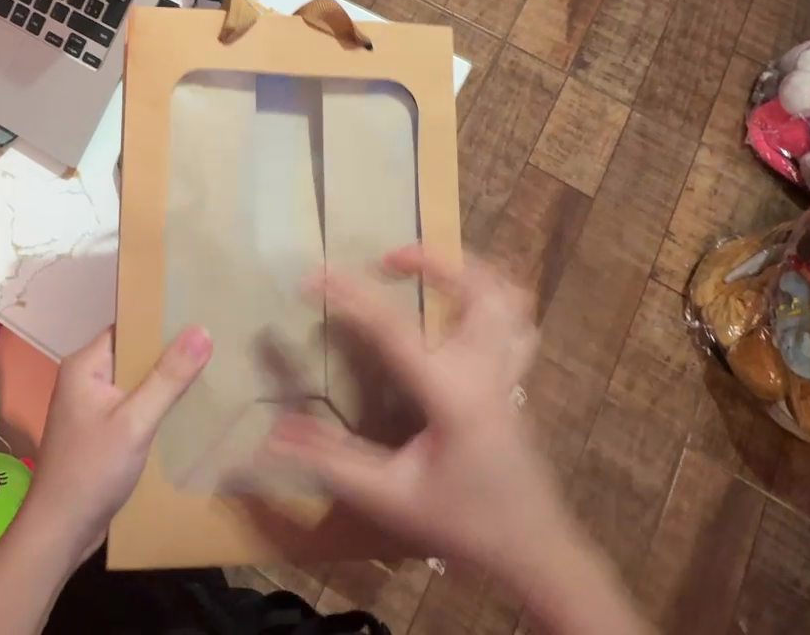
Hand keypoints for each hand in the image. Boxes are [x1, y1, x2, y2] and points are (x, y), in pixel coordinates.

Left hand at [22, 324, 211, 560]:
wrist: (60, 531)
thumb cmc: (92, 470)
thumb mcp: (135, 422)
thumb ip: (168, 378)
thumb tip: (201, 331)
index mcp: (85, 365)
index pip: (128, 327)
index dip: (162, 321)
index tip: (200, 314)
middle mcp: (85, 378)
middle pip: (134, 353)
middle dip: (169, 351)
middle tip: (215, 342)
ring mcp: (91, 405)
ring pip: (135, 381)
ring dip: (164, 381)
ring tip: (209, 370)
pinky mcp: (100, 430)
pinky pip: (133, 405)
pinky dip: (155, 405)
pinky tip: (185, 408)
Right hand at [266, 248, 605, 602]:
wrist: (536, 552)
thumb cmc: (462, 523)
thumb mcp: (391, 497)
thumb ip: (333, 462)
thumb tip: (274, 433)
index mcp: (453, 395)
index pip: (394, 329)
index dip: (349, 296)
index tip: (311, 276)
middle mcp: (487, 372)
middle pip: (478, 290)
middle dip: (434, 261)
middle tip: (388, 258)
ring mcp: (511, 374)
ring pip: (508, 298)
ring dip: (469, 270)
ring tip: (428, 266)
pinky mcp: (518, 381)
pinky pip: (515, 321)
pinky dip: (491, 296)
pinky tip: (462, 305)